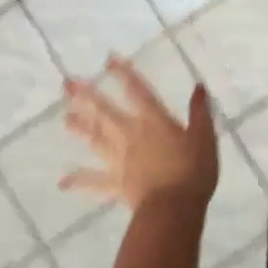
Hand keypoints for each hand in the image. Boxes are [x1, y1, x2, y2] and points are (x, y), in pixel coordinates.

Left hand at [60, 59, 218, 211]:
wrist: (173, 208)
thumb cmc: (193, 170)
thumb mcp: (204, 137)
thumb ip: (199, 111)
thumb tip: (198, 86)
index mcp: (154, 121)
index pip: (137, 91)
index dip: (123, 74)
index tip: (108, 60)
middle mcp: (131, 135)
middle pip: (105, 112)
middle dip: (86, 96)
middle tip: (66, 84)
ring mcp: (120, 160)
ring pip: (96, 140)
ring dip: (80, 128)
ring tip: (65, 117)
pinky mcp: (115, 184)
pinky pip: (94, 182)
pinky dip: (79, 180)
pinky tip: (63, 181)